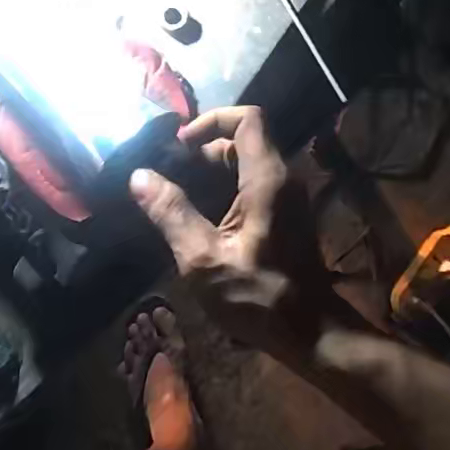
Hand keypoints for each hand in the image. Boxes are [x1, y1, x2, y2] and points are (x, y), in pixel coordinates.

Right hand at [128, 106, 337, 361]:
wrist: (310, 331)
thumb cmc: (259, 295)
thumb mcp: (204, 258)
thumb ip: (172, 214)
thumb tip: (139, 176)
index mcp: (267, 177)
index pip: (248, 118)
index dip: (212, 119)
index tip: (180, 144)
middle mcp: (283, 177)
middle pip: (243, 141)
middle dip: (204, 152)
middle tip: (169, 178)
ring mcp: (288, 196)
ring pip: (247, 164)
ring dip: (212, 174)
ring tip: (176, 199)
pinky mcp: (286, 214)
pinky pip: (254, 185)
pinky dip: (226, 190)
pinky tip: (200, 219)